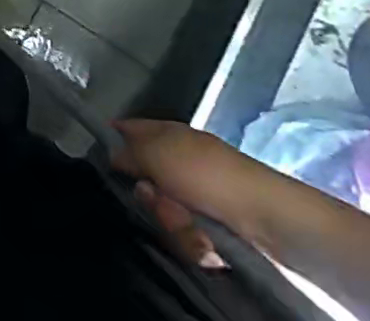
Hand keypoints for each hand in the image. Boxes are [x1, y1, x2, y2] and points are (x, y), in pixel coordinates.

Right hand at [112, 119, 269, 268]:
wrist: (267, 219)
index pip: (130, 129)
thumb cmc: (206, 174)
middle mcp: (181, 162)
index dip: (114, 139)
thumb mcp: (156, 151)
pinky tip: (206, 241)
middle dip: (149, 195)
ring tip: (190, 225)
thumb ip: (127, 150)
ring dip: (172, 221)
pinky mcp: (213, 228)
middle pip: (143, 180)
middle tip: (157, 198)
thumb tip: (113, 154)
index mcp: (169, 134)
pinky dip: (193, 240)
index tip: (101, 156)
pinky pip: (185, 235)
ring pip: (163, 211)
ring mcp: (199, 196)